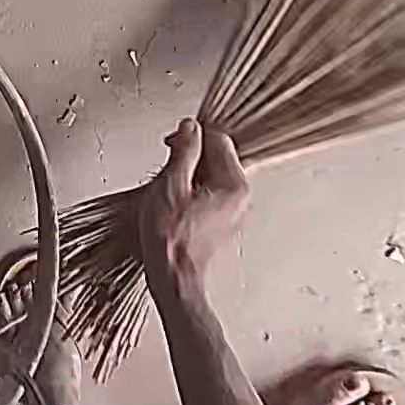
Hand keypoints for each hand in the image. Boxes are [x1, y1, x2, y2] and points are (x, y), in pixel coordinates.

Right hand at [137, 118, 248, 279]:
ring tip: (166, 192)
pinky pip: (205, 194)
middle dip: (187, 158)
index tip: (171, 145)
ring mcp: (230, 211)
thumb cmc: (171, 238)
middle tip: (165, 171)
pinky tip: (171, 205)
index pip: (218, 140)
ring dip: (185, 177)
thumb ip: (184, 152)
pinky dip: (187, 193)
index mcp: (233, 184)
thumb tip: (190, 129)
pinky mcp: (218, 221)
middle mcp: (239, 197)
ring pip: (208, 176)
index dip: (190, 137)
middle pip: (215, 158)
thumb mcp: (170, 186)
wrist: (173, 276)